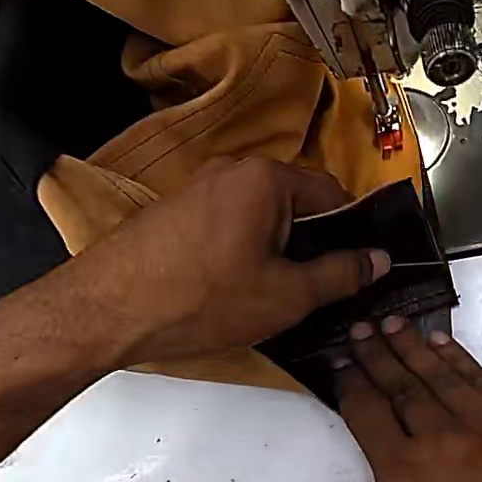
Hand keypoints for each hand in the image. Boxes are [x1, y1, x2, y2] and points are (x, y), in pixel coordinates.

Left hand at [51, 157, 389, 369]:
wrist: (101, 312)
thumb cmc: (201, 299)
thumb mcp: (287, 295)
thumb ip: (341, 273)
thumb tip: (380, 258)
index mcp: (267, 178)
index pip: (335, 193)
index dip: (353, 233)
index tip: (354, 269)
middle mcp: (234, 169)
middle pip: (299, 201)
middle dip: (314, 242)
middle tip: (315, 287)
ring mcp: (201, 186)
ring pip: (265, 214)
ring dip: (280, 246)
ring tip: (274, 291)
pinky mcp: (178, 209)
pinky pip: (233, 220)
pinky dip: (247, 247)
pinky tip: (236, 285)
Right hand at [335, 317, 481, 481]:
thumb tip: (396, 451)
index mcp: (409, 477)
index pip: (368, 414)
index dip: (351, 386)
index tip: (342, 367)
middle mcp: (444, 438)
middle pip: (401, 384)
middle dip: (376, 354)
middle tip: (360, 330)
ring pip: (440, 372)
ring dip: (412, 346)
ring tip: (392, 325)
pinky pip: (481, 376)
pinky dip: (457, 357)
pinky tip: (440, 344)